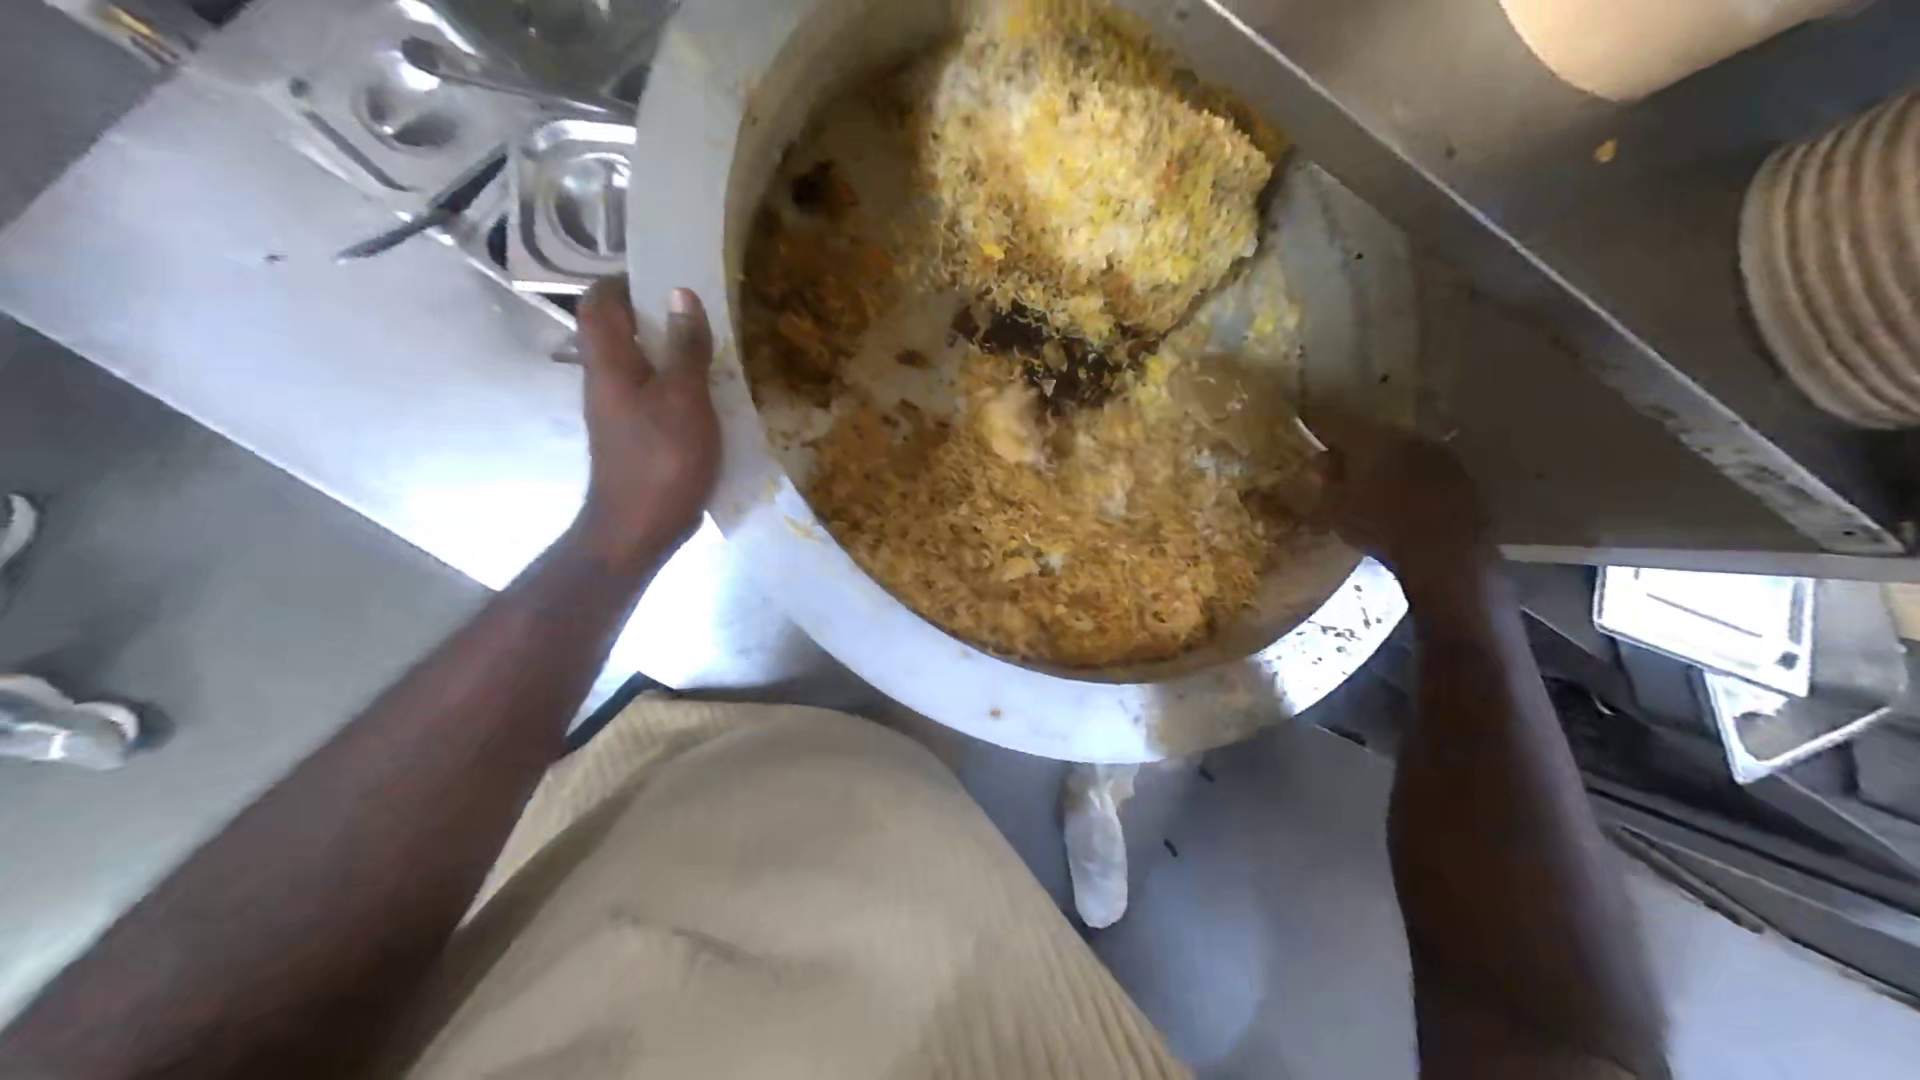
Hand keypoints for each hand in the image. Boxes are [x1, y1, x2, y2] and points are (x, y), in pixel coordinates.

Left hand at [572, 277, 719, 571]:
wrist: (640, 527)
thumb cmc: (663, 459)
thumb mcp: (684, 398)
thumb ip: (685, 346)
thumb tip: (680, 293)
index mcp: (609, 363)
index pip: (598, 303)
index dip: (621, 280)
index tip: (660, 273)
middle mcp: (604, 381)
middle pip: (616, 331)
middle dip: (650, 313)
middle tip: (695, 308)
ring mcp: (618, 411)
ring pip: (637, 364)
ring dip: (666, 349)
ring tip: (708, 345)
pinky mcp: (635, 435)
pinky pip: (651, 393)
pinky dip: (674, 383)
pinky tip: (707, 393)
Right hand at [1311, 414, 1489, 587]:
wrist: (1444, 553)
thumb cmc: (1378, 527)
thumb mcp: (1333, 509)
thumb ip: (1323, 481)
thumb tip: (1319, 463)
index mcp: (1371, 439)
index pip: (1334, 422)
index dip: (1316, 427)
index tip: (1305, 431)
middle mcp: (1406, 437)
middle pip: (1370, 433)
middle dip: (1351, 446)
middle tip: (1335, 463)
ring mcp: (1437, 454)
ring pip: (1398, 449)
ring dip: (1381, 461)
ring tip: (1367, 482)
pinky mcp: (1459, 476)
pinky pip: (1420, 467)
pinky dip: (1405, 476)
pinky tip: (1398, 496)